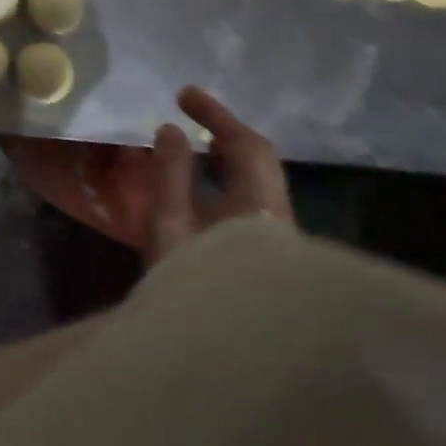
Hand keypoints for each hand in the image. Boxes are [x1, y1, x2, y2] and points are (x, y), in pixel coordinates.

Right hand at [147, 87, 294, 265]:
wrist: (224, 352)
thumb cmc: (195, 279)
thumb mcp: (170, 223)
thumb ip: (171, 173)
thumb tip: (172, 129)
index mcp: (260, 206)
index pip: (247, 146)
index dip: (217, 115)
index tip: (183, 94)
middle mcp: (276, 218)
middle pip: (257, 163)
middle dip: (222, 133)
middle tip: (185, 113)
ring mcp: (273, 239)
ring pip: (253, 184)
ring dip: (222, 158)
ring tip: (187, 143)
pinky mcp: (263, 256)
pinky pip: (245, 201)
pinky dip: (221, 180)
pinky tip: (196, 185)